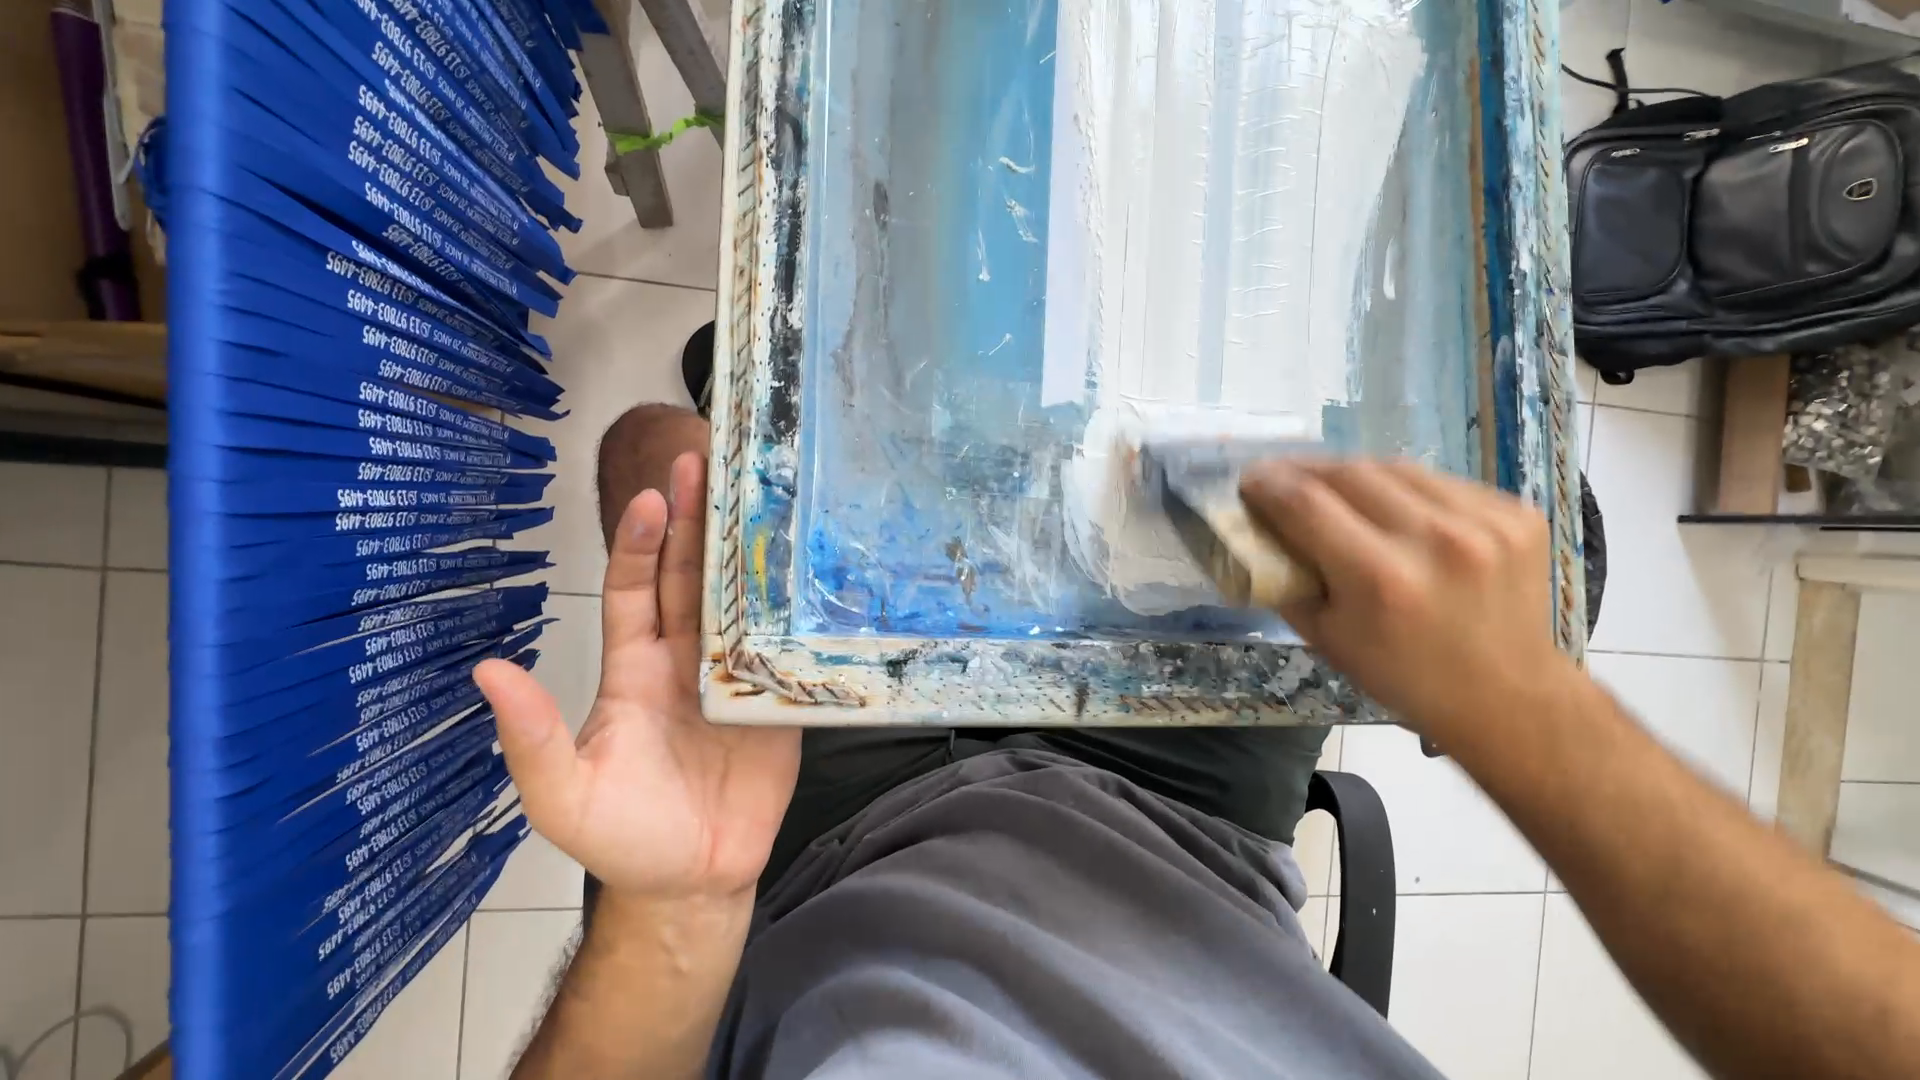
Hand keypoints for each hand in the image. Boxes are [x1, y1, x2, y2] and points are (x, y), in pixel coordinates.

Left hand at [475, 453, 800, 901]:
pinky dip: (799, 605)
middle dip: (697, 519)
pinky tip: (813, 565)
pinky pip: (790, 644)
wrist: (694, 880)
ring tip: (761, 493)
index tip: (651, 496)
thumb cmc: (623, 836)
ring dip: (748, 549)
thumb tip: (489, 671)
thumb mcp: (564, 793)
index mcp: (638, 668)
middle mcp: (688, 659)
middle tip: (706, 460)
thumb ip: (534, 735)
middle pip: (692, 576)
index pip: (639, 590)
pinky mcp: (780, 699)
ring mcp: (738, 675)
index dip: (642, 544)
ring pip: (743, 598)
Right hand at [1239, 460, 1576, 743]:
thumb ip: (1288, 579)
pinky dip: (1404, 488)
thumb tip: (1258, 529)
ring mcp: (1483, 521)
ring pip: (1395, 467)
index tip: (1249, 481)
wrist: (1505, 694)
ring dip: (1353, 473)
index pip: (1306, 504)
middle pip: (1349, 472)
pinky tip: (1393, 507)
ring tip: (1332, 485)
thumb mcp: (1325, 636)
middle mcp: (1434, 540)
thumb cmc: (1401, 675)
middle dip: (1304, 469)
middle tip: (1281, 476)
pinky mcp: (1515, 512)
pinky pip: (1439, 482)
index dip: (1268, 485)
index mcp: (1380, 579)